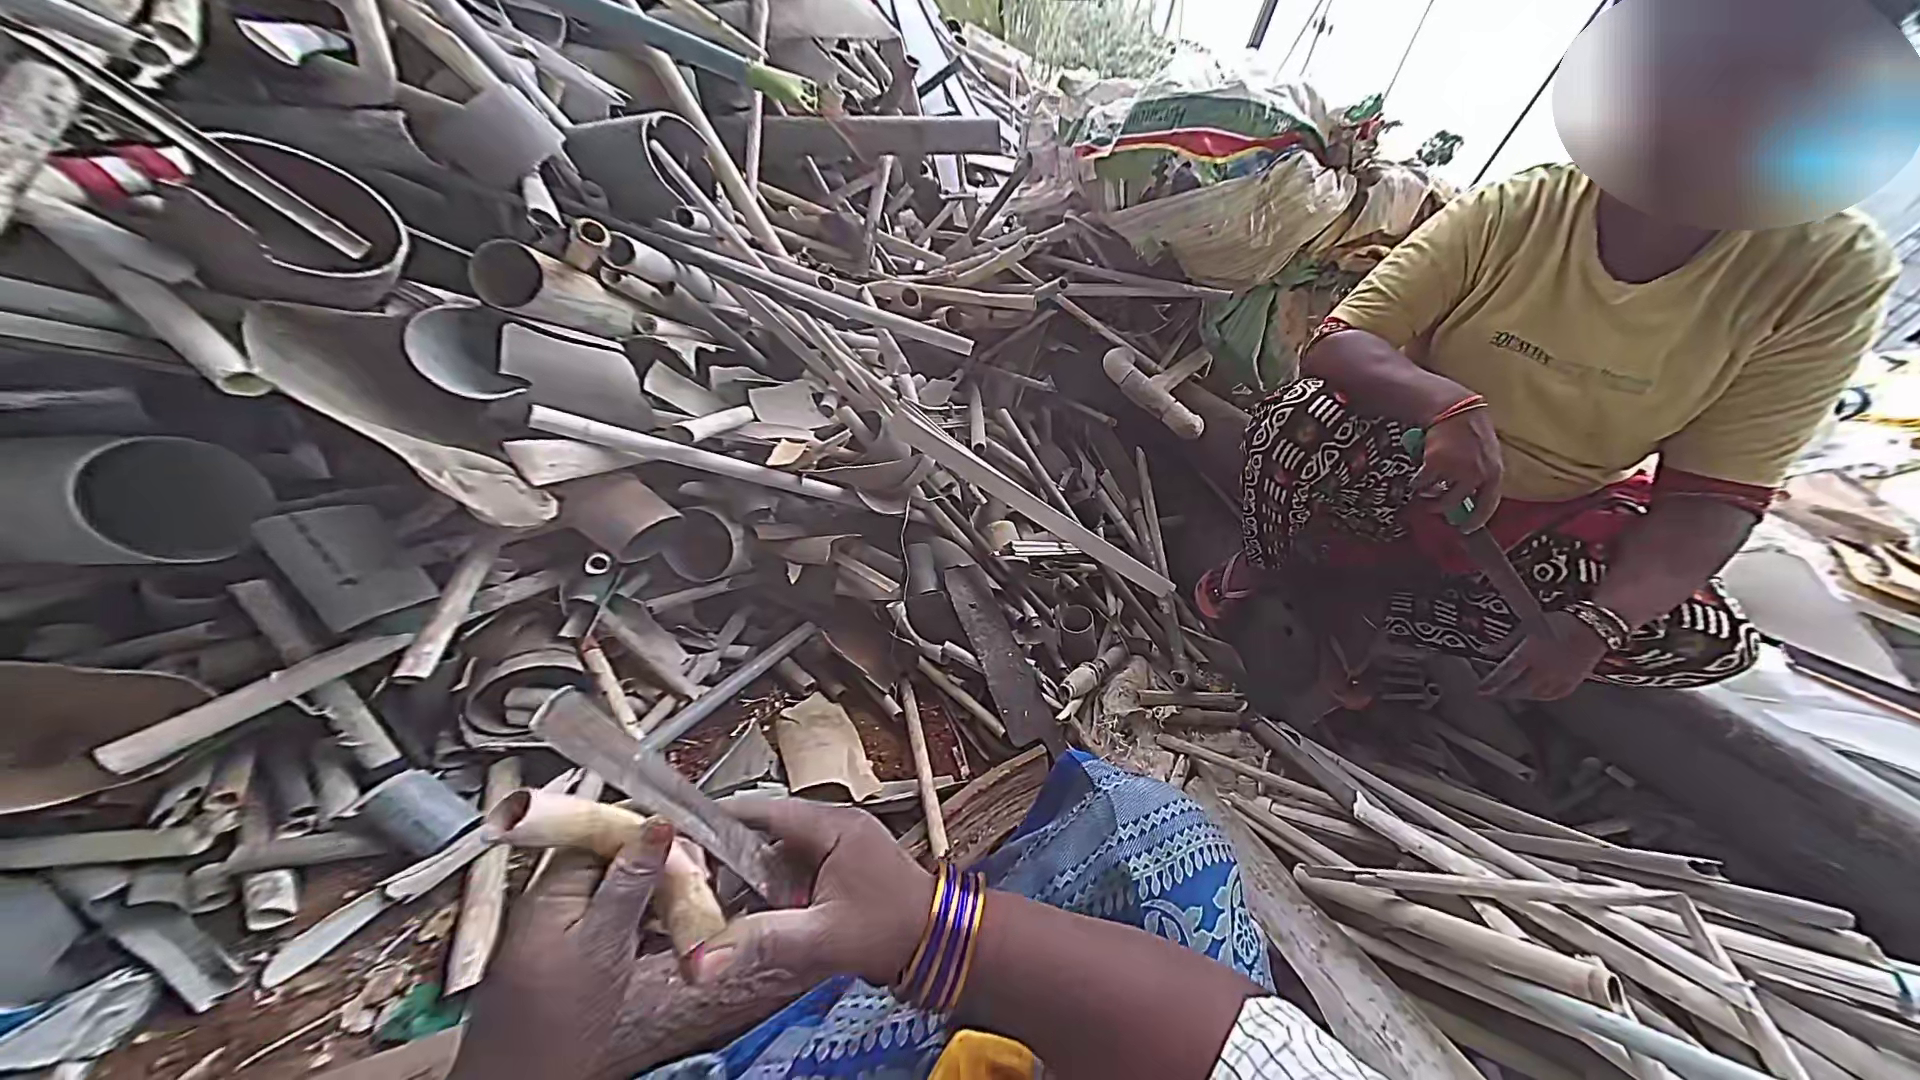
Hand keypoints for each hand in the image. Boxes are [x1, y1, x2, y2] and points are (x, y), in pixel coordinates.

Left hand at [452, 824, 674, 1079]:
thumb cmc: (557, 1022)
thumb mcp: (604, 942)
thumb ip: (631, 880)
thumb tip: (659, 822)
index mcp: (554, 885)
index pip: (608, 829)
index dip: (651, 831)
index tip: (689, 846)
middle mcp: (558, 895)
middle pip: (620, 854)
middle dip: (662, 862)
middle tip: (697, 880)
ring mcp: (569, 921)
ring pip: (627, 883)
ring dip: (662, 890)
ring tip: (691, 905)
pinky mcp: (582, 946)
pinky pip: (623, 911)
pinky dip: (651, 915)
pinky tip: (672, 929)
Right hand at [687, 798, 932, 989]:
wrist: (936, 940)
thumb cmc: (889, 928)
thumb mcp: (822, 935)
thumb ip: (763, 941)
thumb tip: (704, 957)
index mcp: (834, 826)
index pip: (769, 810)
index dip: (727, 818)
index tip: (691, 830)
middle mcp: (837, 825)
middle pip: (773, 829)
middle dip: (736, 851)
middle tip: (700, 875)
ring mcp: (843, 844)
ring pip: (784, 849)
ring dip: (756, 871)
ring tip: (721, 895)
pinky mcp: (845, 864)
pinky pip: (801, 865)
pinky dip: (777, 883)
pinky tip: (760, 909)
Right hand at [1412, 407, 1503, 531]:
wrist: (1454, 412)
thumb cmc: (1468, 434)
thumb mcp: (1484, 457)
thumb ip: (1479, 477)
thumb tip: (1465, 499)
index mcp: (1494, 473)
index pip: (1488, 504)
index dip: (1476, 520)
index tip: (1465, 529)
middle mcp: (1478, 474)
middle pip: (1456, 503)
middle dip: (1441, 508)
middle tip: (1432, 508)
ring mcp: (1456, 470)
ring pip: (1437, 495)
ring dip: (1427, 495)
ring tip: (1423, 490)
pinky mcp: (1436, 465)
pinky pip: (1422, 483)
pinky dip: (1416, 483)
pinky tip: (1417, 478)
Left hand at [1478, 611, 1608, 699]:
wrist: (1593, 626)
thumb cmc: (1558, 622)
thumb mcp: (1526, 627)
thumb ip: (1506, 643)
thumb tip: (1487, 652)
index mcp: (1531, 654)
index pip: (1505, 674)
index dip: (1491, 684)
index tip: (1480, 691)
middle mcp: (1545, 668)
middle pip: (1519, 687)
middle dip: (1502, 693)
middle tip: (1490, 695)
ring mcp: (1562, 676)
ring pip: (1537, 693)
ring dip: (1520, 696)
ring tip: (1507, 694)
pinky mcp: (1576, 680)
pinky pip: (1556, 694)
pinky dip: (1541, 697)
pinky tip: (1533, 695)